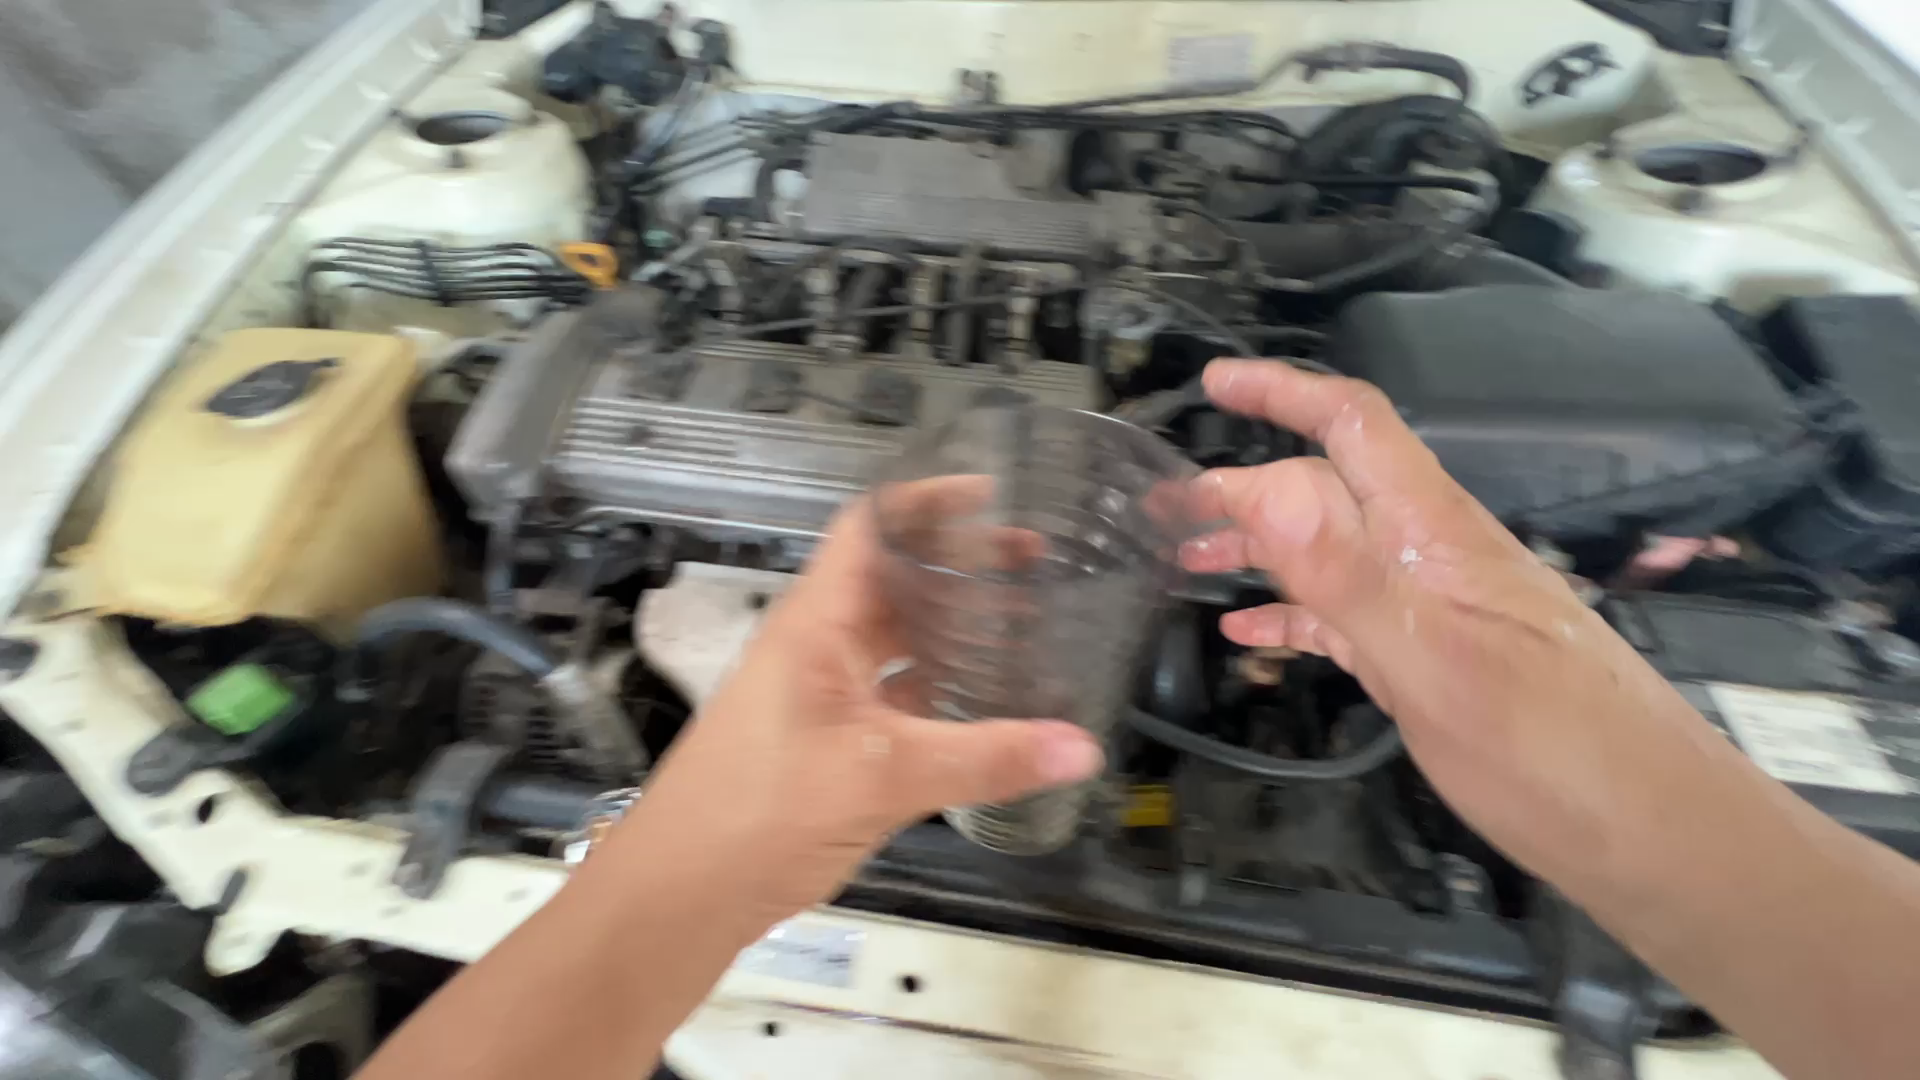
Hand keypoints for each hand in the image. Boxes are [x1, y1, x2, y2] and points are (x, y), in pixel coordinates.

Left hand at [595, 499, 1104, 933]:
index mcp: (816, 621)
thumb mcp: (881, 777)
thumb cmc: (763, 810)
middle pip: (894, 580)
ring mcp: (822, 691)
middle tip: (1030, 562)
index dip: (925, 500)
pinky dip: (937, 684)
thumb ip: (984, 759)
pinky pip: (894, 691)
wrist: (678, 895)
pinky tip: (982, 697)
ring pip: (895, 638)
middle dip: (959, 564)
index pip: (868, 528)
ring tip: (1020, 622)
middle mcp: (818, 643)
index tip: (989, 495)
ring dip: (950, 626)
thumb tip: (1083, 749)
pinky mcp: (830, 736)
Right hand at [1179, 359, 1751, 887]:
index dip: (1282, 391)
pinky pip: (1339, 611)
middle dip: (1239, 486)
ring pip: (1322, 549)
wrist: (1653, 838)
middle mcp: (1425, 550)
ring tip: (1186, 558)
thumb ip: (1347, 574)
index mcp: (1432, 530)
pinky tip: (1246, 631)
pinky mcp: (1421, 649)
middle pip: (1322, 488)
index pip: (1352, 425)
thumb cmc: (1552, 753)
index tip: (1215, 383)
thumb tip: (1266, 491)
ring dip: (1253, 546)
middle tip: (1164, 509)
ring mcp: (1423, 600)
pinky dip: (1287, 611)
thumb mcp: (1436, 665)